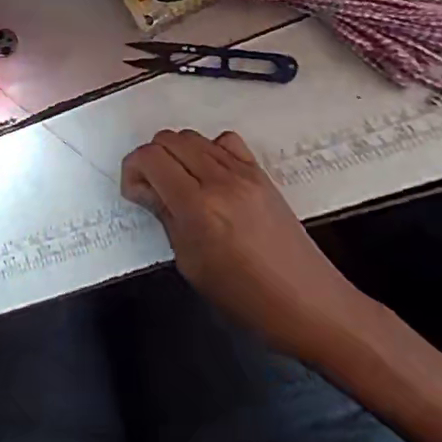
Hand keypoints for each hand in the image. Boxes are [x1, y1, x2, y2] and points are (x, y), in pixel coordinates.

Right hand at [122, 130, 373, 354]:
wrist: (309, 304)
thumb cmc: (245, 297)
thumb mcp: (191, 264)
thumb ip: (165, 217)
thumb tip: (144, 191)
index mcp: (198, 207)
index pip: (150, 158)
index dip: (132, 170)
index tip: (135, 193)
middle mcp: (220, 180)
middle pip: (168, 139)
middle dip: (150, 160)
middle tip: (152, 190)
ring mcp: (244, 173)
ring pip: (193, 136)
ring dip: (176, 154)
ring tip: (179, 185)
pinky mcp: (262, 174)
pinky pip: (225, 141)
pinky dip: (208, 150)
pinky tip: (209, 177)